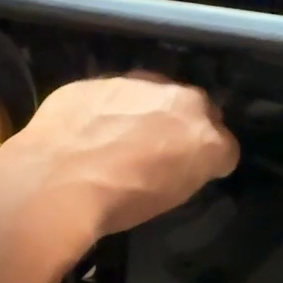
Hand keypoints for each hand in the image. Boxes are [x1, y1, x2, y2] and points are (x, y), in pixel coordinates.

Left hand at [0, 74, 238, 236]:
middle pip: (194, 109)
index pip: (225, 146)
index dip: (210, 161)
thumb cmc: (121, 202)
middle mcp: (179, 99)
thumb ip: (189, 168)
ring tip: (119, 139)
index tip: (194, 171)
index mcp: (205, 136)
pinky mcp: (97, 80)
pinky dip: (107, 109)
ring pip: (152, 94)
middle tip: (159, 151)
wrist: (57, 182)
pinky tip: (88, 132)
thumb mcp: (171, 196)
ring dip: (145, 111)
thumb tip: (182, 160)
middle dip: (182, 125)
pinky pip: (112, 94)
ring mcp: (136, 83)